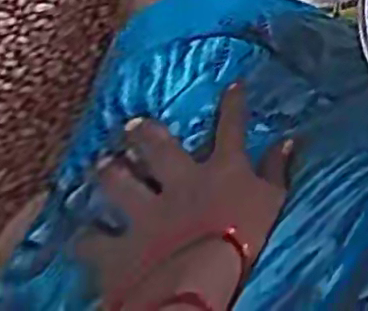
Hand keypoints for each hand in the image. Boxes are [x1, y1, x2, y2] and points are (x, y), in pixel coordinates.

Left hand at [79, 82, 291, 309]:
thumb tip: (288, 140)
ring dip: (109, 173)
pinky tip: (79, 231)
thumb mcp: (274, 199)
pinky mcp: (117, 248)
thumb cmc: (247, 237)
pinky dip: (84, 235)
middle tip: (133, 123)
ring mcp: (144, 214)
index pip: (231, 126)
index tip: (232, 85)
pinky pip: (91, 240)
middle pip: (160, 150)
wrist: (196, 281)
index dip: (233, 104)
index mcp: (223, 167)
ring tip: (101, 163)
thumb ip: (277, 169)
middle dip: (146, 133)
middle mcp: (181, 181)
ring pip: (119, 186)